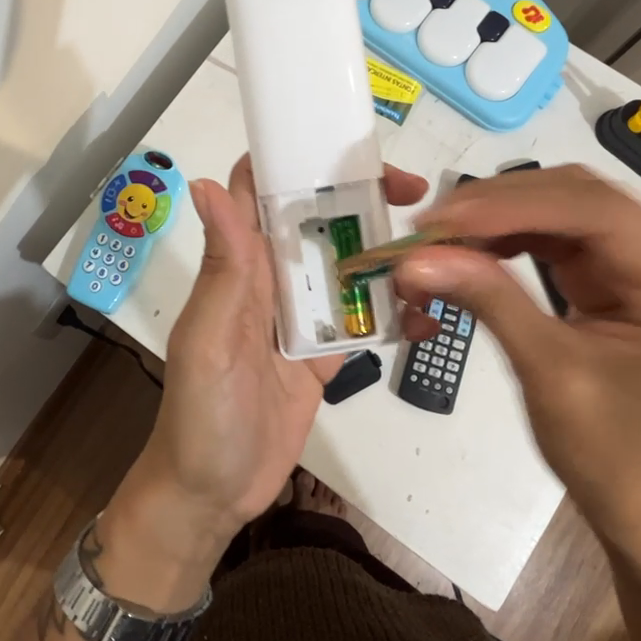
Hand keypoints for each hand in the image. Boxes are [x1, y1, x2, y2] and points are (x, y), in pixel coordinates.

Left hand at [125, 156, 429, 549]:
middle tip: (420, 198)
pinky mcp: (325, 355)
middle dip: (364, 200)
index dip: (299, 159)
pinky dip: (396, 313)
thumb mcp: (209, 338)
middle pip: (317, 221)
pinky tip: (429, 317)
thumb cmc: (201, 415)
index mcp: (239, 265)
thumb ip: (223, 267)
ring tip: (440, 251)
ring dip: (388, 254)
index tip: (353, 148)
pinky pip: (363, 321)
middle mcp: (270, 280)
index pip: (261, 191)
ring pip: (348, 266)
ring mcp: (300, 317)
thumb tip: (206, 181)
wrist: (213, 493)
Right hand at [392, 165, 640, 556]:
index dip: (511, 206)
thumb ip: (488, 299)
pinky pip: (572, 241)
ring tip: (443, 238)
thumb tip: (412, 259)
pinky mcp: (639, 280)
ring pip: (573, 213)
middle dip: (501, 208)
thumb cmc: (613, 459)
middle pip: (586, 202)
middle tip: (430, 225)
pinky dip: (519, 242)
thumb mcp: (548, 373)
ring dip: (504, 220)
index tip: (438, 219)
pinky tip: (477, 251)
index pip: (598, 214)